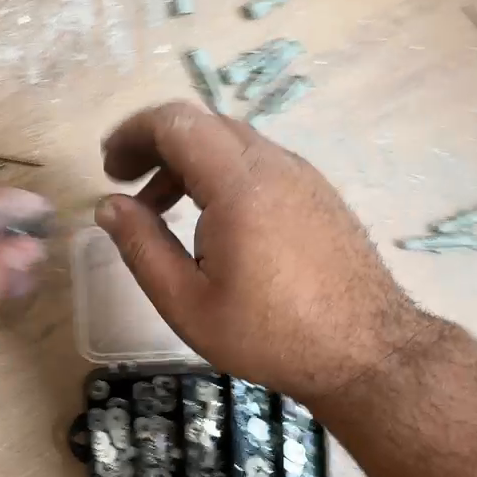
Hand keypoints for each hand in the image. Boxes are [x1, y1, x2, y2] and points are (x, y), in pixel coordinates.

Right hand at [96, 102, 433, 401]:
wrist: (368, 353)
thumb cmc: (270, 334)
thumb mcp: (186, 302)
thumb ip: (141, 247)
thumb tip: (109, 207)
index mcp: (239, 185)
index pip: (176, 123)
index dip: (133, 135)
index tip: (108, 168)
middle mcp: (273, 165)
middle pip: (201, 125)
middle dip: (154, 145)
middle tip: (124, 184)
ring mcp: (301, 175)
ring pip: (230, 143)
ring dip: (186, 163)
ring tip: (158, 210)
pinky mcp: (316, 192)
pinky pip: (256, 163)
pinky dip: (218, 175)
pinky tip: (209, 221)